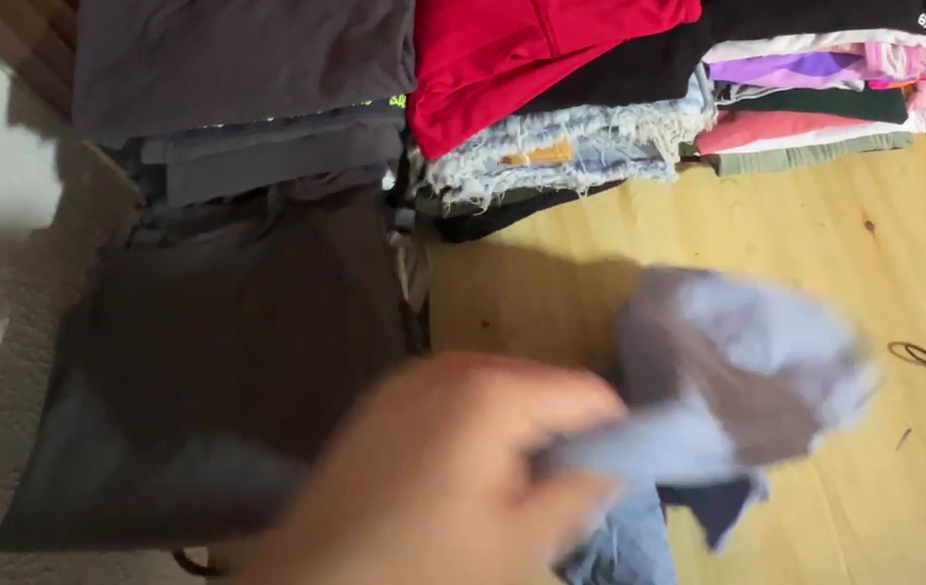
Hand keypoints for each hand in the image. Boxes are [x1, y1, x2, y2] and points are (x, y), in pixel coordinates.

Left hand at [233, 353, 625, 584]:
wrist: (306, 584)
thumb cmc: (420, 569)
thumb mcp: (515, 546)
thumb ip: (577, 493)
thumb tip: (615, 462)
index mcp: (492, 391)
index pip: (583, 389)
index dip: (612, 426)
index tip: (618, 469)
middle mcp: (455, 362)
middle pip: (540, 381)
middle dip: (561, 427)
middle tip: (559, 487)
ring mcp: (414, 373)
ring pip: (498, 385)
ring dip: (519, 425)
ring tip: (508, 486)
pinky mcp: (385, 393)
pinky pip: (456, 393)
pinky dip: (477, 421)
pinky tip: (460, 473)